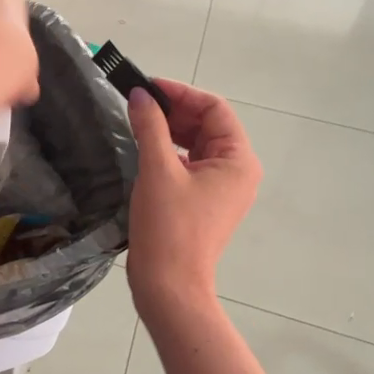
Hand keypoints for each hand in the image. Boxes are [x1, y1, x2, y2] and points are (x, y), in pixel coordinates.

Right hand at [125, 81, 261, 314]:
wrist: (169, 285)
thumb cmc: (169, 227)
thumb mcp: (157, 170)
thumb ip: (150, 127)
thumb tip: (139, 95)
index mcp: (237, 161)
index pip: (214, 109)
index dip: (180, 93)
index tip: (145, 88)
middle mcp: (237, 171)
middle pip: (207, 125)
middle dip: (174, 110)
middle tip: (136, 103)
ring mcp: (221, 189)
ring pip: (196, 144)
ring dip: (169, 130)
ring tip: (136, 122)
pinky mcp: (203, 202)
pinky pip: (189, 164)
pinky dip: (168, 151)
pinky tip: (143, 148)